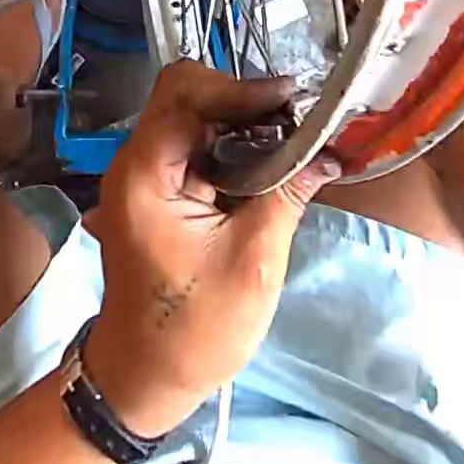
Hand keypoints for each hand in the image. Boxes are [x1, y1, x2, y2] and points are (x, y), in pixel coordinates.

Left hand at [82, 61, 342, 436]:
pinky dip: (231, 137)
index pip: (183, 94)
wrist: (144, 375)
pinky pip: (195, 138)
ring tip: (286, 132)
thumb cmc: (193, 328)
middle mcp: (136, 161)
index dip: (238, 89)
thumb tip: (328, 153)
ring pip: (191, 110)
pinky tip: (266, 153)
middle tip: (289, 117)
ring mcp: (145, 171)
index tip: (287, 102)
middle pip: (184, 92)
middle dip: (239, 97)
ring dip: (238, 115)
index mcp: (144, 174)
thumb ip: (286, 194)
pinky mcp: (160, 184)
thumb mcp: (252, 262)